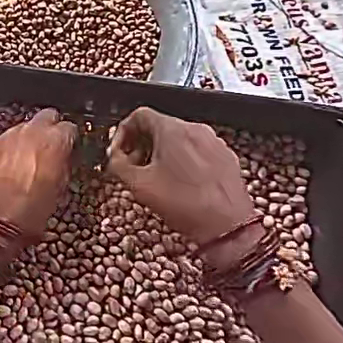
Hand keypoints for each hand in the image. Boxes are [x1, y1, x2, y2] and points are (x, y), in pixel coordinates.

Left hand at [0, 109, 76, 236]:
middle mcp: (32, 133)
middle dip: (52, 128)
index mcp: (54, 142)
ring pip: (27, 124)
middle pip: (48, 116)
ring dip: (32, 135)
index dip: (70, 138)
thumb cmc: (31, 210)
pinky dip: (15, 144)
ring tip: (32, 156)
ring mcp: (10, 136)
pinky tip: (16, 161)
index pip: (70, 127)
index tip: (70, 147)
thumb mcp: (61, 187)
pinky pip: (10, 136)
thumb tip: (65, 156)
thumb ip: (65, 163)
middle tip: (52, 146)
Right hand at [106, 108, 256, 243]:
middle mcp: (195, 130)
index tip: (120, 151)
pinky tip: (178, 183)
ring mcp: (214, 143)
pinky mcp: (225, 157)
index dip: (123, 132)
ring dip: (161, 153)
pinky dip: (182, 160)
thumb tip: (114, 159)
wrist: (227, 227)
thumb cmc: (185, 205)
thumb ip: (118, 165)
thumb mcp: (138, 185)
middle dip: (140, 144)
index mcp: (172, 130)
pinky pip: (197, 150)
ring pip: (179, 138)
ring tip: (155, 177)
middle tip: (133, 166)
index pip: (139, 115)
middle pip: (159, 126)